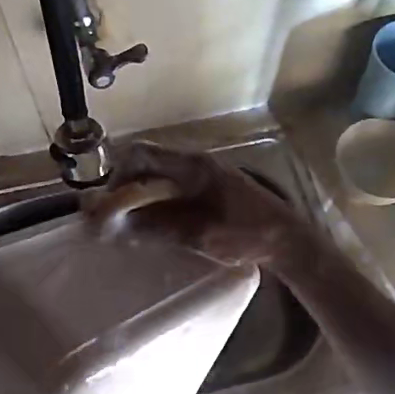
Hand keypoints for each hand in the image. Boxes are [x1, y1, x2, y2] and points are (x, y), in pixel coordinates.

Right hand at [85, 142, 309, 267]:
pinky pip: (173, 186)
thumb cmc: (247, 233)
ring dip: (141, 194)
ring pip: (159, 175)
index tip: (108, 203)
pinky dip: (157, 200)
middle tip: (112, 216)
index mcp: (192, 166)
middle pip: (147, 163)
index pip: (141, 154)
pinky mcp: (210, 188)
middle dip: (125, 186)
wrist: (287, 239)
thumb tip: (115, 225)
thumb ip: (157, 227)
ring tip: (129, 222)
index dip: (117, 174)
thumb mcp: (199, 234)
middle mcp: (195, 163)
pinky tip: (155, 224)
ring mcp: (204, 174)